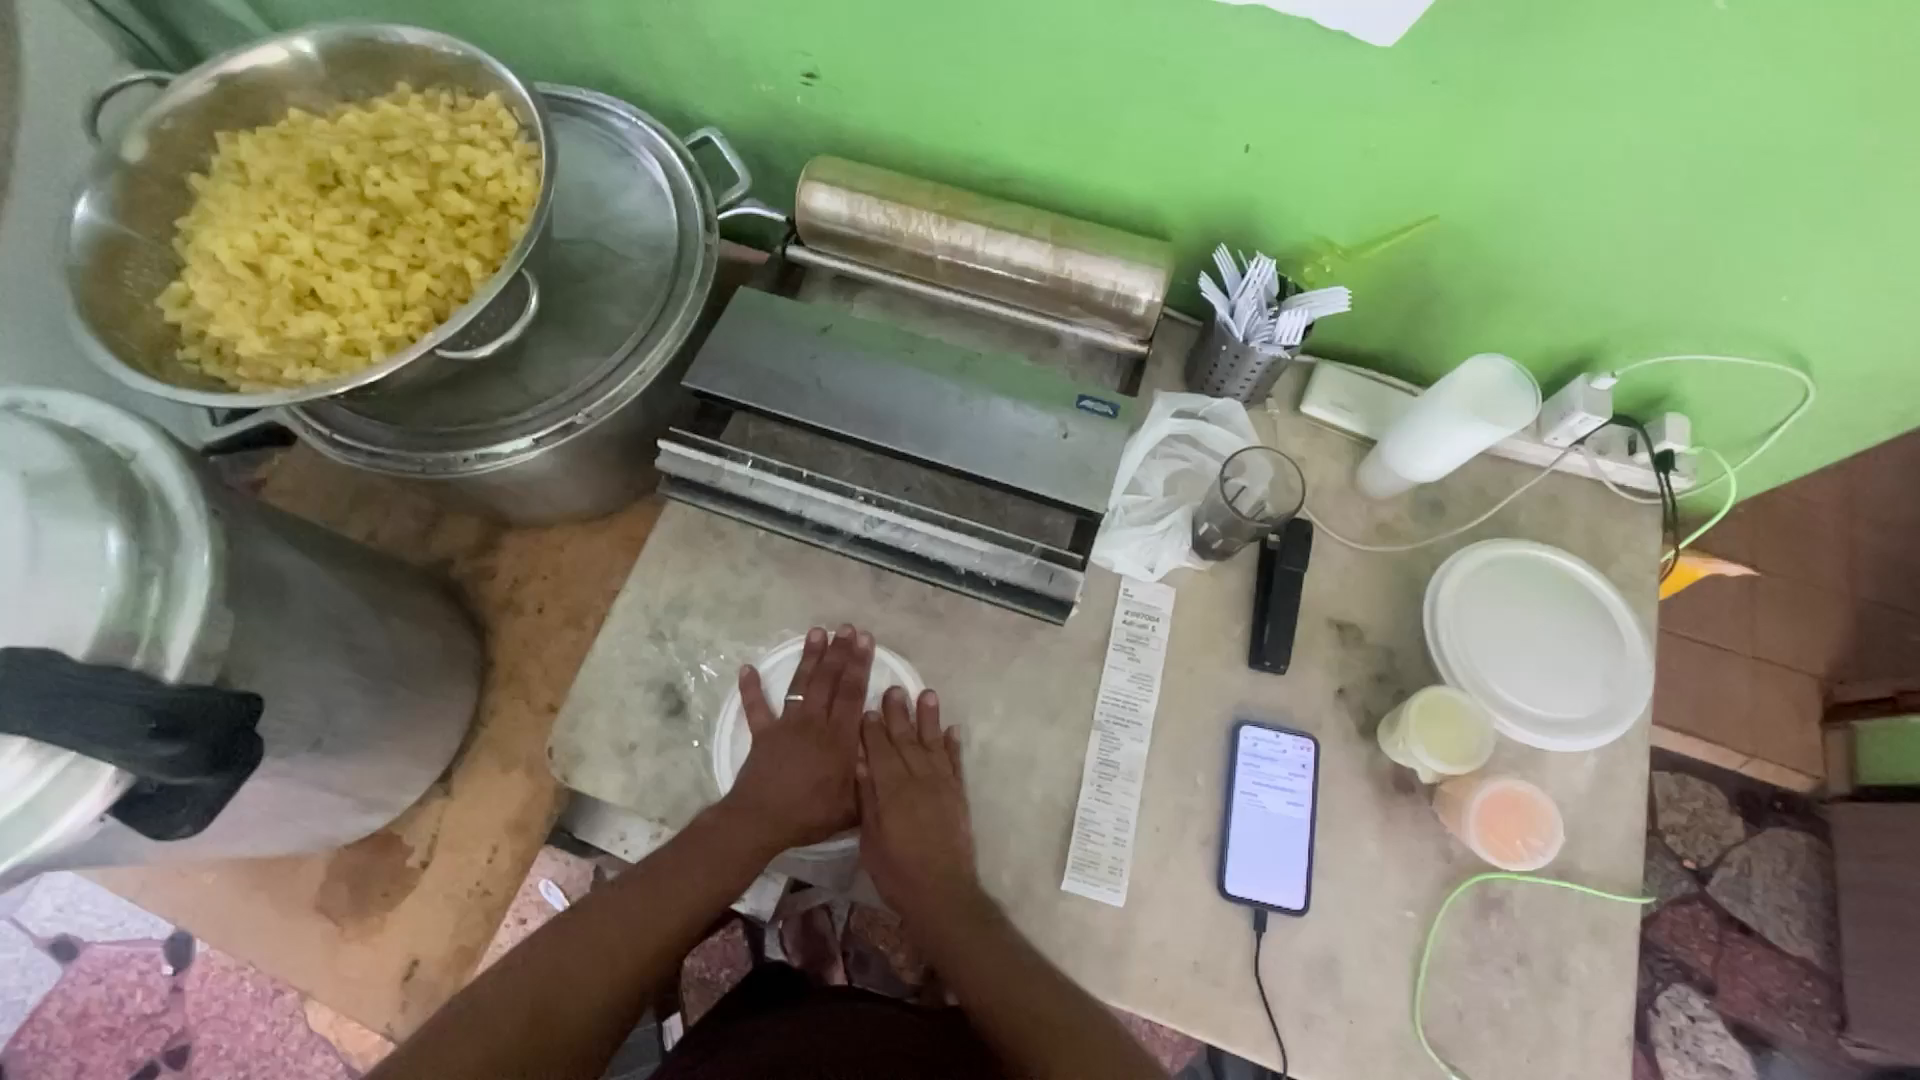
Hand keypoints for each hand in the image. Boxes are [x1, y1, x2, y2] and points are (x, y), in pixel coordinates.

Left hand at [721, 624, 873, 853]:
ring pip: (800, 685)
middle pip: (829, 681)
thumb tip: (887, 756)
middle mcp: (814, 723)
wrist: (762, 820)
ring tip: (817, 632)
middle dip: (840, 652)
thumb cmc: (811, 814)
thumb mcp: (853, 805)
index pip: (852, 693)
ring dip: (809, 658)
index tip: (866, 641)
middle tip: (847, 628)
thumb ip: (871, 779)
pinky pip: (756, 708)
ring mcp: (786, 726)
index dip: (860, 665)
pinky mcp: (763, 735)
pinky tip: (746, 668)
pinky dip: (751, 689)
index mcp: (838, 738)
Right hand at [857, 685, 984, 924]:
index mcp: (893, 790)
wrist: (942, 893)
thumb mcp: (871, 839)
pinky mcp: (959, 796)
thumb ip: (868, 799)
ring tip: (927, 694)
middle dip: (899, 714)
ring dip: (930, 719)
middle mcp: (919, 780)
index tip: (869, 708)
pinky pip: (956, 763)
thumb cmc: (897, 872)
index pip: (880, 750)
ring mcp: (942, 786)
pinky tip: (952, 729)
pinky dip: (953, 745)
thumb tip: (860, 762)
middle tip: (895, 689)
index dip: (874, 729)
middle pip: (907, 740)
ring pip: (933, 744)